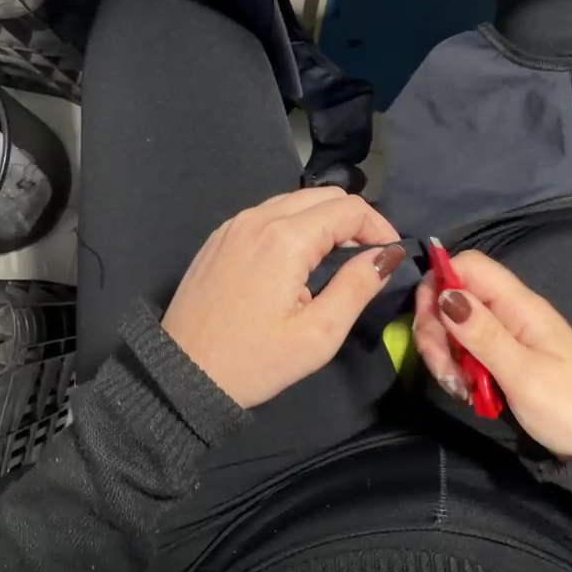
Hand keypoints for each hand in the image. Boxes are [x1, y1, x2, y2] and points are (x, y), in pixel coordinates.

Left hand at [163, 189, 405, 407]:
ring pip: (294, 201)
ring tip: (337, 258)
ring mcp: (234, 225)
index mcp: (286, 239)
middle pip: (323, 196)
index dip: (379, 226)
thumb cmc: (255, 361)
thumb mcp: (319, 333)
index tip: (390, 254)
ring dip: (323, 220)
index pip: (349, 209)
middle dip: (354, 219)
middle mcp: (258, 218)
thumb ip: (357, 286)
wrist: (181, 375)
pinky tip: (297, 260)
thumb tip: (386, 255)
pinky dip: (293, 225)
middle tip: (368, 256)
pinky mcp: (220, 238)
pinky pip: (267, 214)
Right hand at [414, 250, 571, 458]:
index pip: (468, 265)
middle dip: (436, 330)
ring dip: (444, 354)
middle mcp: (509, 311)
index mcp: (519, 304)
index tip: (430, 324)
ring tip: (459, 388)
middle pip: (453, 296)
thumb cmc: (569, 406)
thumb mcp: (523, 373)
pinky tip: (465, 391)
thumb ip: (482, 334)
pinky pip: (465, 349)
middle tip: (444, 371)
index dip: (440, 284)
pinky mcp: (500, 356)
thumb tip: (446, 295)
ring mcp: (504, 334)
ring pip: (454, 325)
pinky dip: (456, 367)